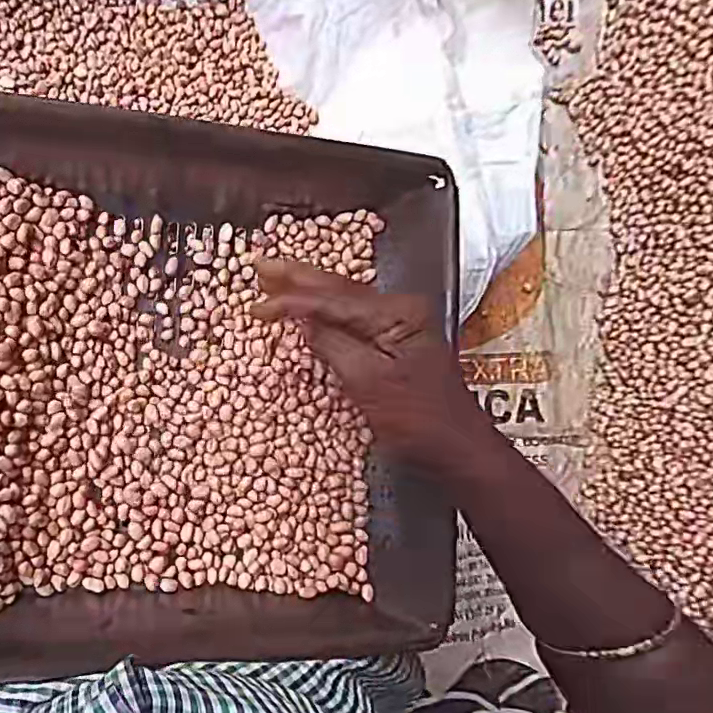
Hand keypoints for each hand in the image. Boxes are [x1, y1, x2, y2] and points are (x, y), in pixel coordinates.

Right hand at [250, 259, 486, 477]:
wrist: (457, 446)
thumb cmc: (417, 418)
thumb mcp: (368, 381)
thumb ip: (332, 344)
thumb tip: (302, 321)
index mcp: (396, 314)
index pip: (331, 300)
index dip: (289, 302)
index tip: (255, 309)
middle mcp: (398, 309)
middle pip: (337, 287)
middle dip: (295, 277)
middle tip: (260, 265)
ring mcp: (396, 325)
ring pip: (341, 299)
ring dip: (306, 289)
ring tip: (273, 278)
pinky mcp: (392, 342)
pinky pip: (349, 317)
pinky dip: (322, 309)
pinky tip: (305, 305)